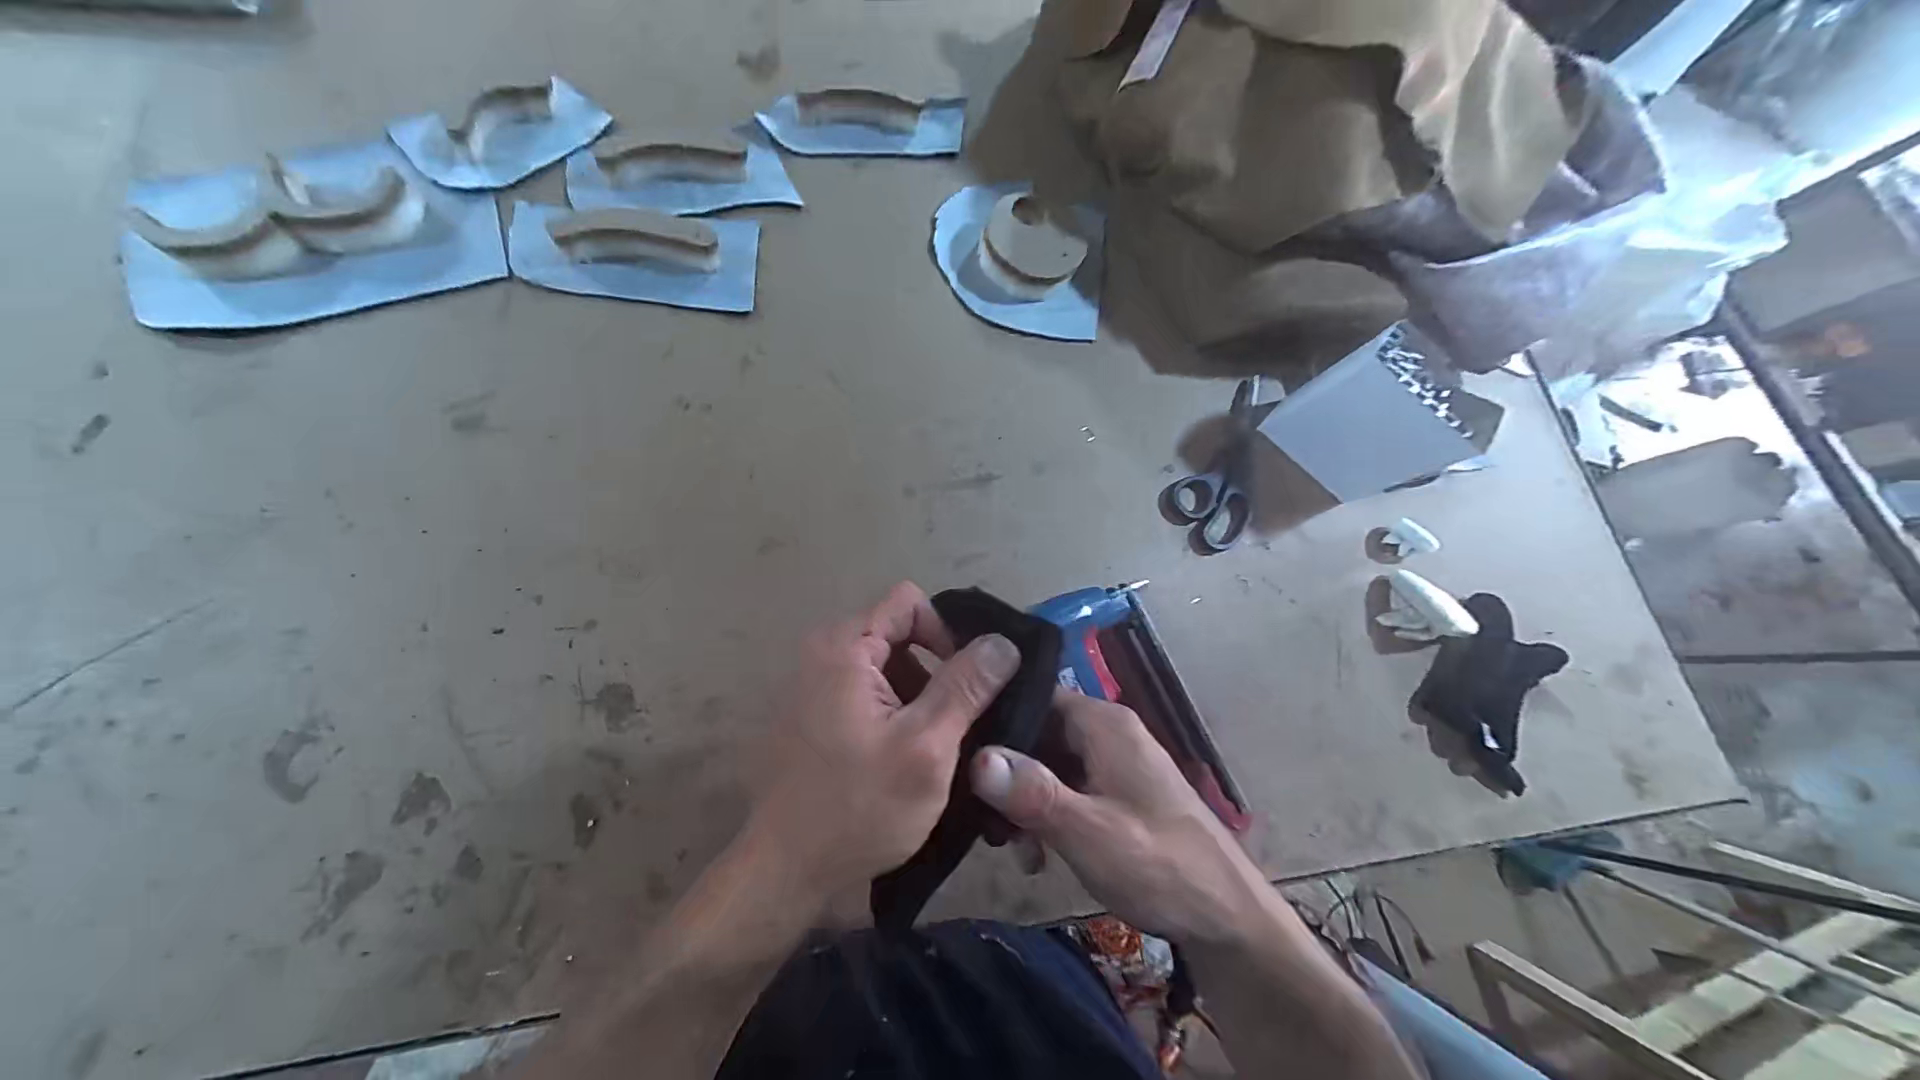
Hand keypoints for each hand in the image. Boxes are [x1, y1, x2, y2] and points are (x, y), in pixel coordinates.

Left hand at [742, 582, 1020, 911]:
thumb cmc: (858, 808)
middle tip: (959, 723)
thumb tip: (1004, 642)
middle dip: (935, 672)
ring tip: (936, 748)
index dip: (946, 634)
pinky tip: (907, 759)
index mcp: (843, 647)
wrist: (785, 873)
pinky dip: (894, 715)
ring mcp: (813, 687)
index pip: (910, 603)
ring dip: (918, 698)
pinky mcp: (814, 717)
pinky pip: (866, 695)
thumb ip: (966, 687)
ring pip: (887, 669)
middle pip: (898, 636)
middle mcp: (822, 654)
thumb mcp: (925, 746)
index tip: (968, 684)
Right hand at [971, 690, 1274, 945]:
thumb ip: (1033, 793)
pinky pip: (1067, 789)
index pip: (1033, 693)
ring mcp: (1114, 764)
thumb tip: (975, 755)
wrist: (1230, 921)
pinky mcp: (1117, 794)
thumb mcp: (1089, 832)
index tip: (958, 750)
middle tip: (982, 817)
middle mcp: (1108, 732)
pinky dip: (1048, 816)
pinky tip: (1038, 856)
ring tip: (1012, 847)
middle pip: (1038, 732)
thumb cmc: (1162, 867)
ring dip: (1025, 801)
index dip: (994, 717)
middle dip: (1006, 773)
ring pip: (1048, 764)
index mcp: (1104, 723)